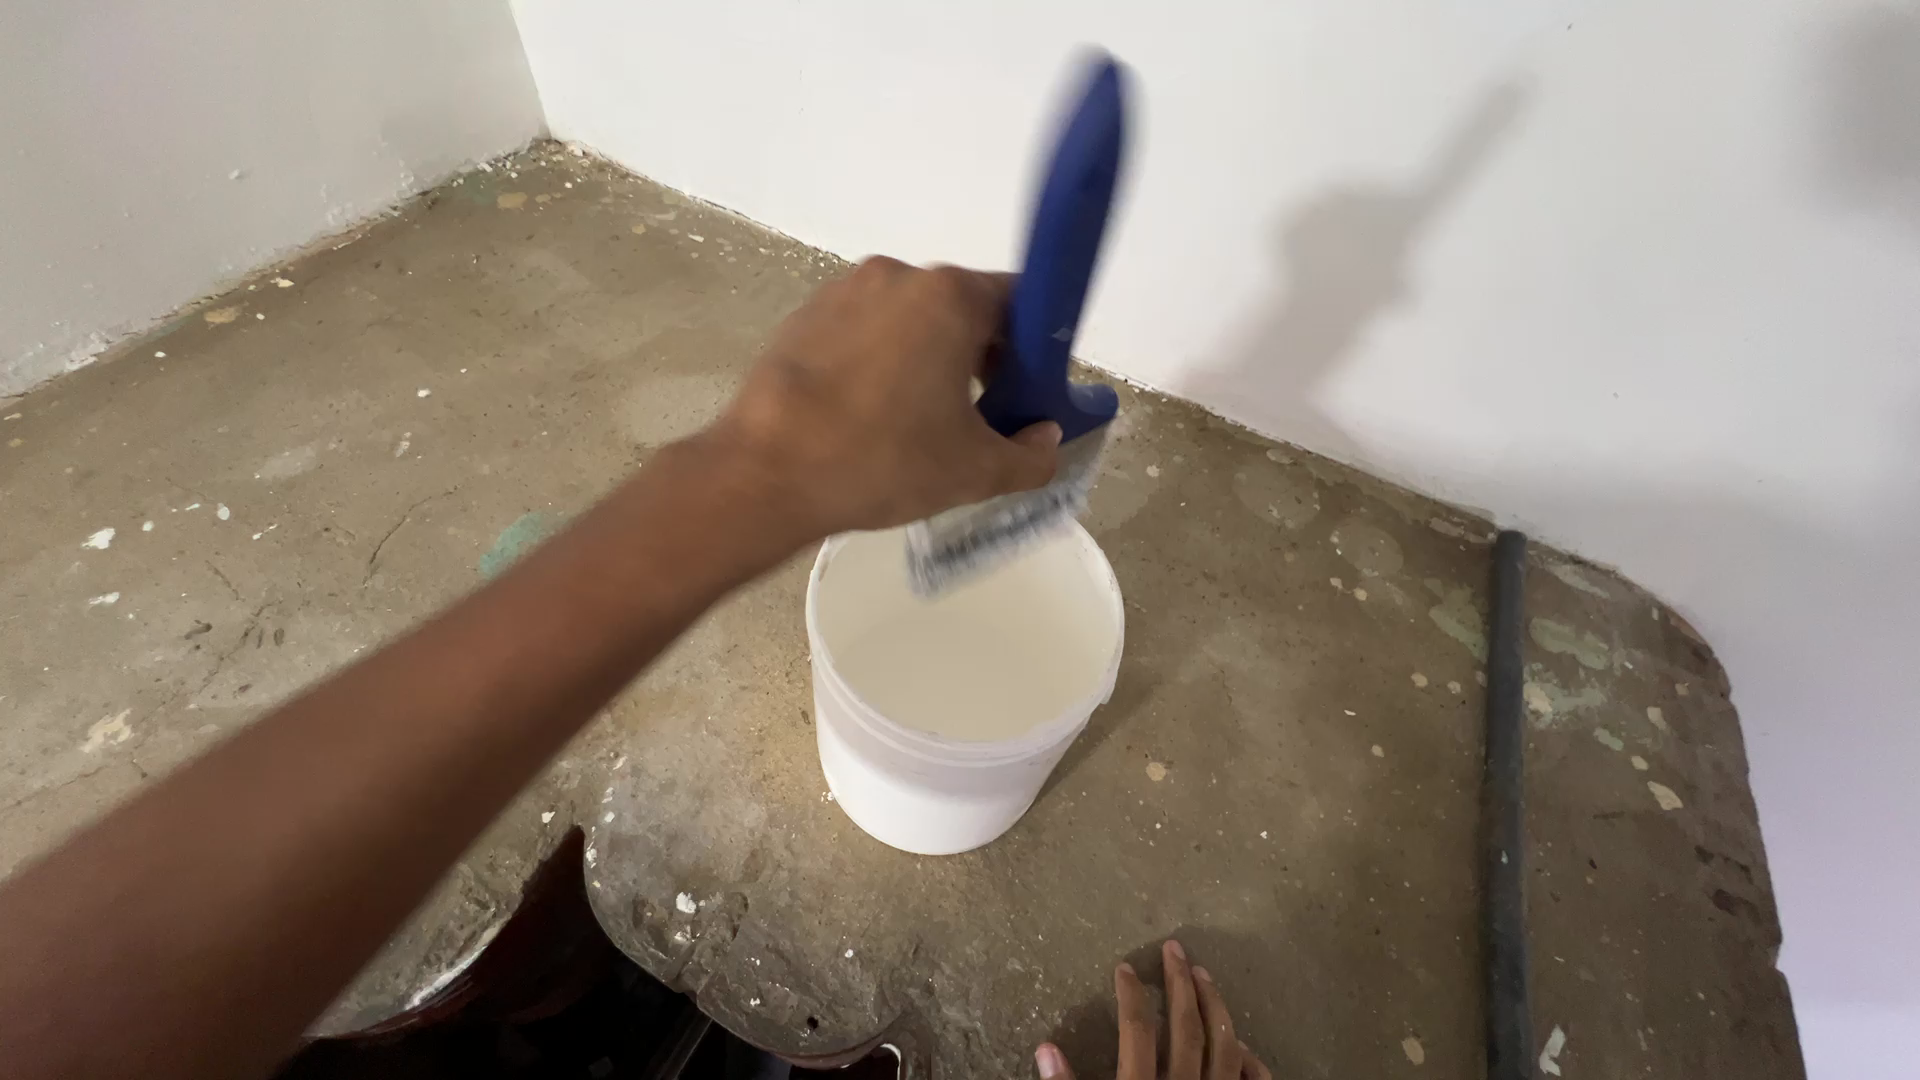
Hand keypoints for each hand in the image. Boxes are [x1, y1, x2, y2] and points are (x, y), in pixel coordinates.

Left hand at [711, 256, 1061, 536]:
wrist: (765, 472)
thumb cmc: (883, 461)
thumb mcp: (975, 472)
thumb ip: (1033, 457)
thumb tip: (1045, 438)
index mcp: (950, 296)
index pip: (1020, 304)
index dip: (1033, 352)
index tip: (1023, 396)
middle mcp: (898, 274)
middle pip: (963, 309)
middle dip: (980, 358)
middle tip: (973, 418)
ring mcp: (842, 292)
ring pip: (909, 321)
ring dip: (927, 360)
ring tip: (912, 423)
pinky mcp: (802, 317)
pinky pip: (863, 332)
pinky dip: (878, 362)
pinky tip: (865, 415)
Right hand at [1036, 940, 1272, 1079]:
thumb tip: (1044, 1048)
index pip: (1137, 1029)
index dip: (1130, 994)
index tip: (1124, 968)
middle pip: (1186, 1028)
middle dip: (1180, 984)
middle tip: (1174, 949)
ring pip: (1226, 1048)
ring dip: (1216, 1007)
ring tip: (1204, 976)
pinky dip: (1250, 1061)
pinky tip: (1241, 1042)